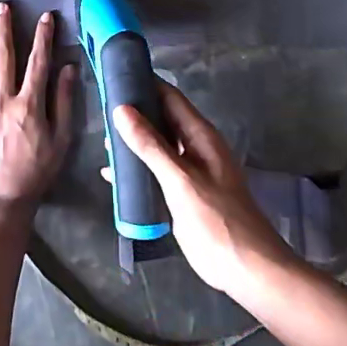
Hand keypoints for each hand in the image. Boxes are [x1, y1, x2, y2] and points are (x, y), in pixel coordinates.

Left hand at [0, 3, 78, 204]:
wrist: (6, 195)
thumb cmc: (39, 168)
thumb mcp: (62, 137)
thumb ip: (63, 101)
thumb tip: (67, 68)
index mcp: (29, 103)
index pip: (38, 62)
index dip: (43, 37)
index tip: (46, 17)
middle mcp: (3, 100)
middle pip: (4, 58)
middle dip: (4, 30)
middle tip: (1, 7)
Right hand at [113, 83, 294, 297]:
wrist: (245, 269)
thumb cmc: (217, 220)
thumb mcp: (180, 180)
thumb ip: (150, 146)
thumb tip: (122, 109)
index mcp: (201, 137)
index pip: (171, 98)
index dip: (146, 84)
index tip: (115, 76)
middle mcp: (195, 149)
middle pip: (162, 121)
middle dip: (135, 113)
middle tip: (101, 108)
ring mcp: (189, 173)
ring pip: (157, 148)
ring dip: (134, 143)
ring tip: (103, 139)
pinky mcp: (181, 196)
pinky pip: (155, 174)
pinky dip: (136, 170)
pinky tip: (113, 175)